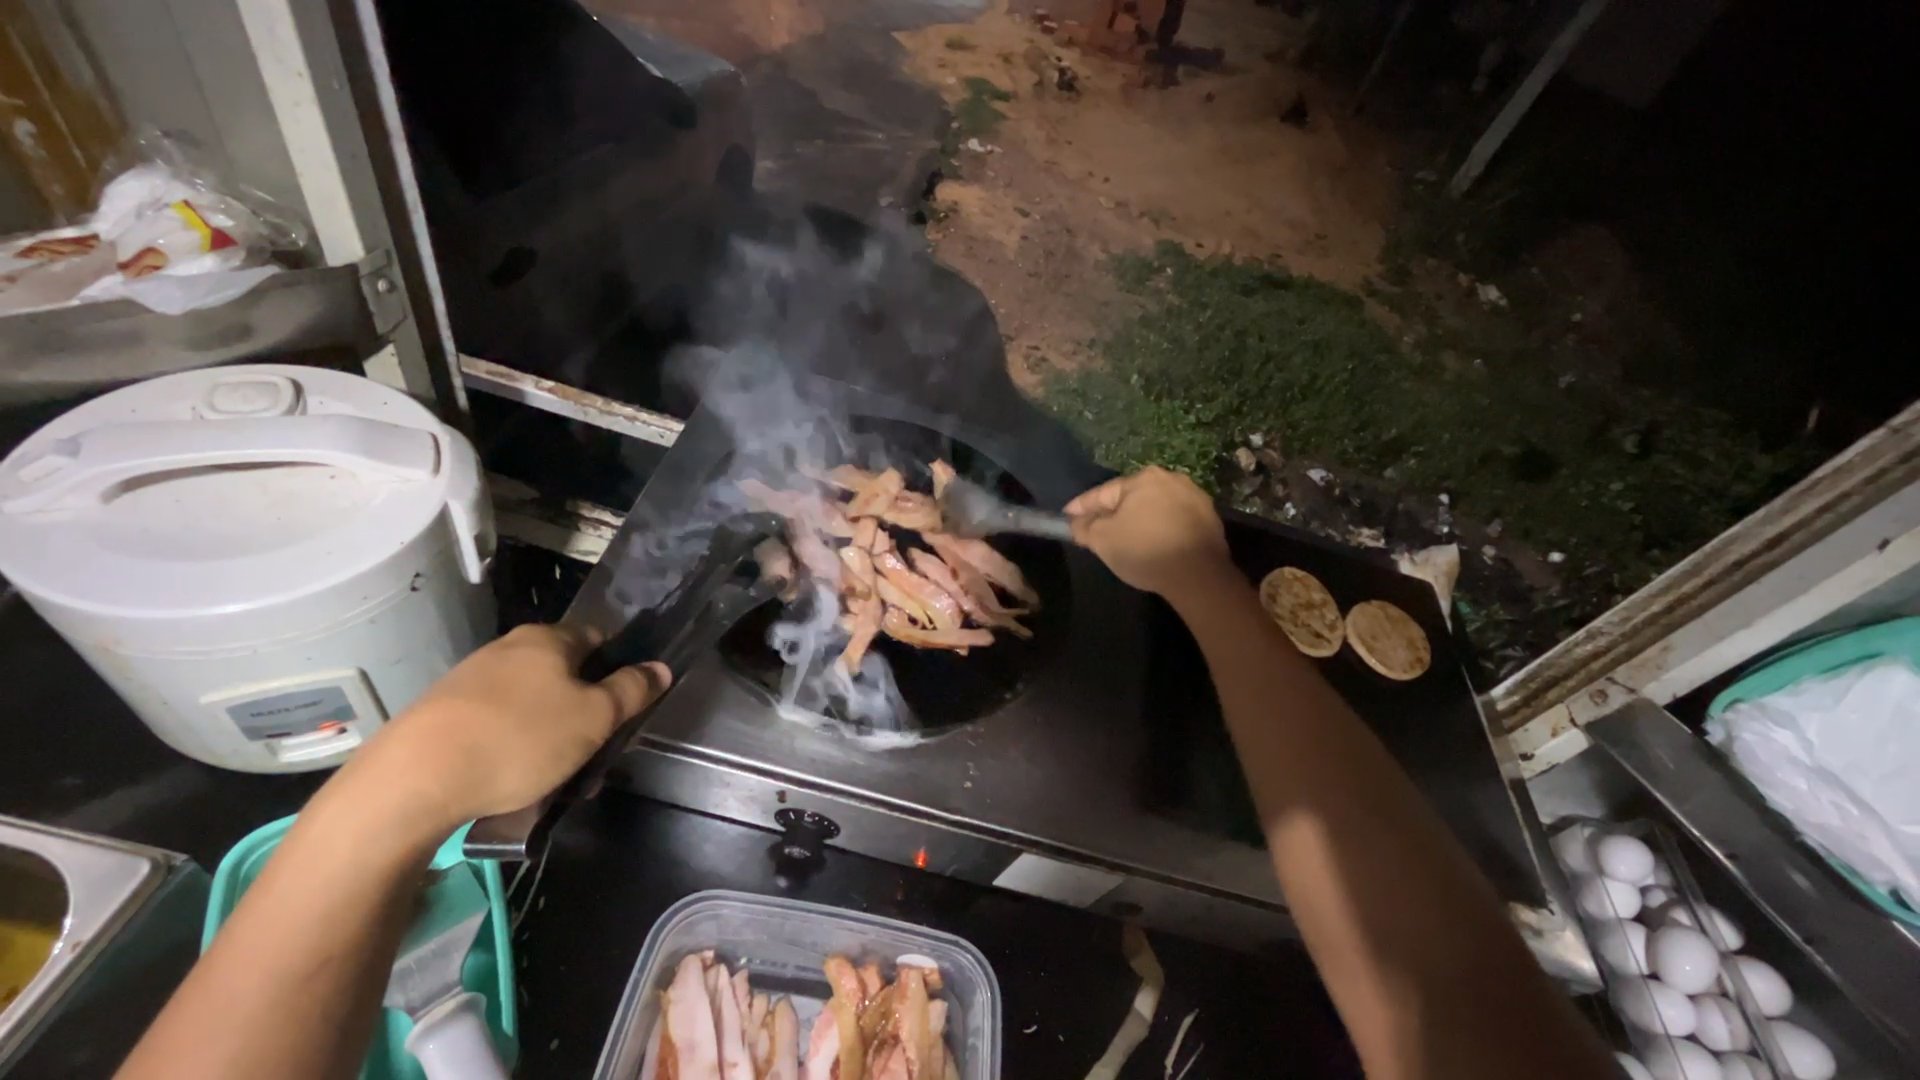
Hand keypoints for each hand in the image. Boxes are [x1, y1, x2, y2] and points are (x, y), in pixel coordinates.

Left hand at [340, 624, 669, 835]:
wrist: (412, 781)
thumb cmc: (520, 739)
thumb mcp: (594, 718)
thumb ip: (632, 691)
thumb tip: (660, 667)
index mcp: (547, 640)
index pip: (597, 637)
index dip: (618, 666)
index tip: (626, 704)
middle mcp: (507, 649)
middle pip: (563, 673)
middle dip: (584, 709)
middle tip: (597, 750)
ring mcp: (469, 681)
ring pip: (530, 703)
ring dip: (551, 733)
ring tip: (559, 778)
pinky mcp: (442, 715)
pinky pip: (497, 725)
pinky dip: (514, 746)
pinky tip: (515, 781)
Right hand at [1066, 467, 1231, 597]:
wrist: (1199, 575)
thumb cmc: (1145, 550)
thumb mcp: (1103, 541)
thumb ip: (1084, 527)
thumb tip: (1075, 522)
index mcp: (1142, 478)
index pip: (1102, 493)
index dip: (1081, 507)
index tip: (1066, 517)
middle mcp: (1170, 479)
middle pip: (1130, 498)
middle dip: (1111, 513)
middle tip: (1095, 531)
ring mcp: (1194, 497)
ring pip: (1154, 507)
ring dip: (1138, 520)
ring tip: (1126, 539)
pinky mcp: (1209, 518)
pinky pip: (1173, 520)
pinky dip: (1160, 529)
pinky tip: (1154, 544)